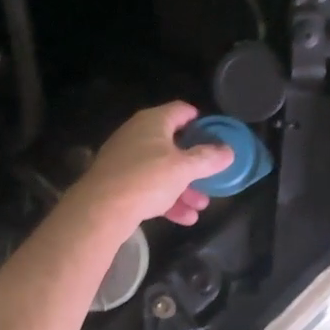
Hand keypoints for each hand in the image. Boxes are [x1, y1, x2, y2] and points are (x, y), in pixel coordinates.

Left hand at [71, 101, 233, 226]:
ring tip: (201, 206)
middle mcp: (138, 135)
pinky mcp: (120, 183)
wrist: (101, 209)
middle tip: (212, 177)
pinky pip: (150, 187)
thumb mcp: (183, 169)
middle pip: (173, 144)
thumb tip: (228, 151)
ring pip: (162, 170)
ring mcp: (127, 160)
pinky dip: (167, 199)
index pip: (181, 111)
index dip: (200, 120)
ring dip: (184, 187)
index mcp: (153, 122)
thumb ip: (208, 159)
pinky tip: (185, 218)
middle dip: (195, 164)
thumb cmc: (146, 179)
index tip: (216, 134)